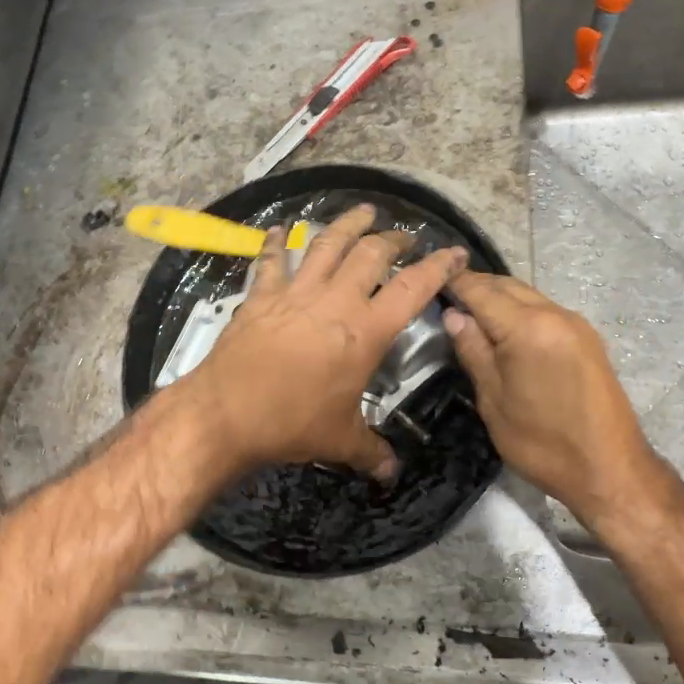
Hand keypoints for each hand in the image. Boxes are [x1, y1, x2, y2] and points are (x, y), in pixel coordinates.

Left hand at [175, 204, 470, 481]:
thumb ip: (371, 452)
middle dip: (393, 239)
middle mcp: (336, 301)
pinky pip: (272, 261)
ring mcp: (296, 293)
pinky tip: (280, 229)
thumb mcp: (341, 440)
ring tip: (364, 210)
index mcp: (366, 331)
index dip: (439, 267)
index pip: (413, 288)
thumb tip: (391, 473)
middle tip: (405, 236)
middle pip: (371, 254)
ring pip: (327, 245)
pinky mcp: (262, 296)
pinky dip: (277, 243)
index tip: (455, 251)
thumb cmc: (293, 423)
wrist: (228, 412)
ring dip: (347, 224)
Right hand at [443, 272, 663, 525]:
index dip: (455, 283)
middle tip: (446, 298)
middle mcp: (555, 315)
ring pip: (528, 296)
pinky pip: (545, 311)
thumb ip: (474, 352)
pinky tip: (505, 331)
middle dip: (476, 287)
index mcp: (528, 328)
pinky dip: (521, 311)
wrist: (611, 470)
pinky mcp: (587, 339)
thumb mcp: (494, 401)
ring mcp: (576, 325)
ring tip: (471, 316)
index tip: (430, 281)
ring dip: (499, 298)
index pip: (482, 291)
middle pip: (507, 286)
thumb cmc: (543, 444)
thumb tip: (454, 316)